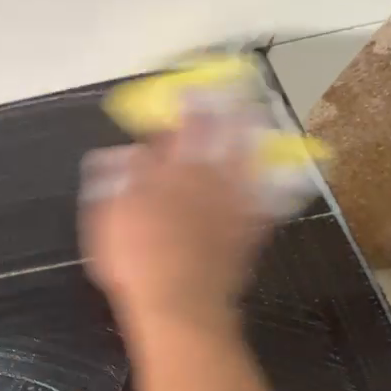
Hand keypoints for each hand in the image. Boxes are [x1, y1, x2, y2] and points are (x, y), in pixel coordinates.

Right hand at [80, 90, 272, 335]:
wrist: (180, 305)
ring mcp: (232, 202)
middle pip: (219, 135)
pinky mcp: (250, 226)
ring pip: (246, 156)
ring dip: (252, 132)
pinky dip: (277, 180)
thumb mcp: (107, 221)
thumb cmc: (133, 263)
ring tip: (257, 111)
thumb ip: (113, 181)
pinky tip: (284, 169)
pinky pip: (268, 195)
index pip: (177, 129)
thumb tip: (118, 151)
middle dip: (225, 107)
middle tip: (233, 85)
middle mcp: (204, 179)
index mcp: (167, 175)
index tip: (187, 85)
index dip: (184, 105)